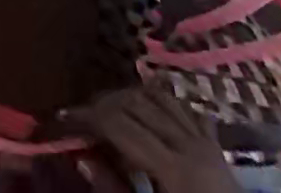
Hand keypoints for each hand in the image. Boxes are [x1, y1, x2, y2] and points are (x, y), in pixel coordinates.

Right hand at [61, 84, 237, 192]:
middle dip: (104, 104)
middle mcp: (189, 146)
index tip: (63, 119)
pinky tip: (148, 109)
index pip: (118, 124)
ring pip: (160, 97)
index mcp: (172, 168)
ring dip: (130, 97)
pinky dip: (162, 101)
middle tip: (83, 117)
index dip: (87, 117)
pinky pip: (185, 109)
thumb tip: (82, 156)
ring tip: (111, 111)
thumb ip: (115, 190)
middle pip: (136, 104)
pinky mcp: (217, 148)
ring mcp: (206, 144)